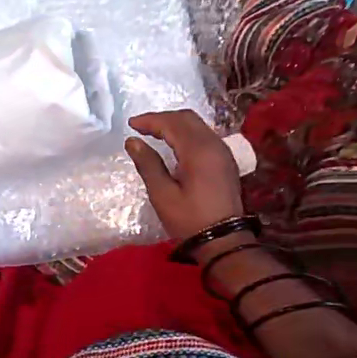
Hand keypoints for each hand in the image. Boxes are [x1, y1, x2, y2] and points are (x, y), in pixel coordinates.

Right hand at [125, 111, 245, 240]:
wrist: (223, 240)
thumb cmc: (189, 219)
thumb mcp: (163, 194)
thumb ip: (148, 164)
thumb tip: (133, 142)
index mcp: (198, 150)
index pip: (172, 123)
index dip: (150, 120)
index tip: (131, 124)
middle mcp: (214, 144)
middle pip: (187, 118)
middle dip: (163, 118)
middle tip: (142, 126)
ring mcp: (223, 152)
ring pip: (198, 126)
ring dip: (175, 125)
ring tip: (155, 133)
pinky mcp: (225, 161)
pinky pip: (205, 136)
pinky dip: (187, 134)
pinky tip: (175, 145)